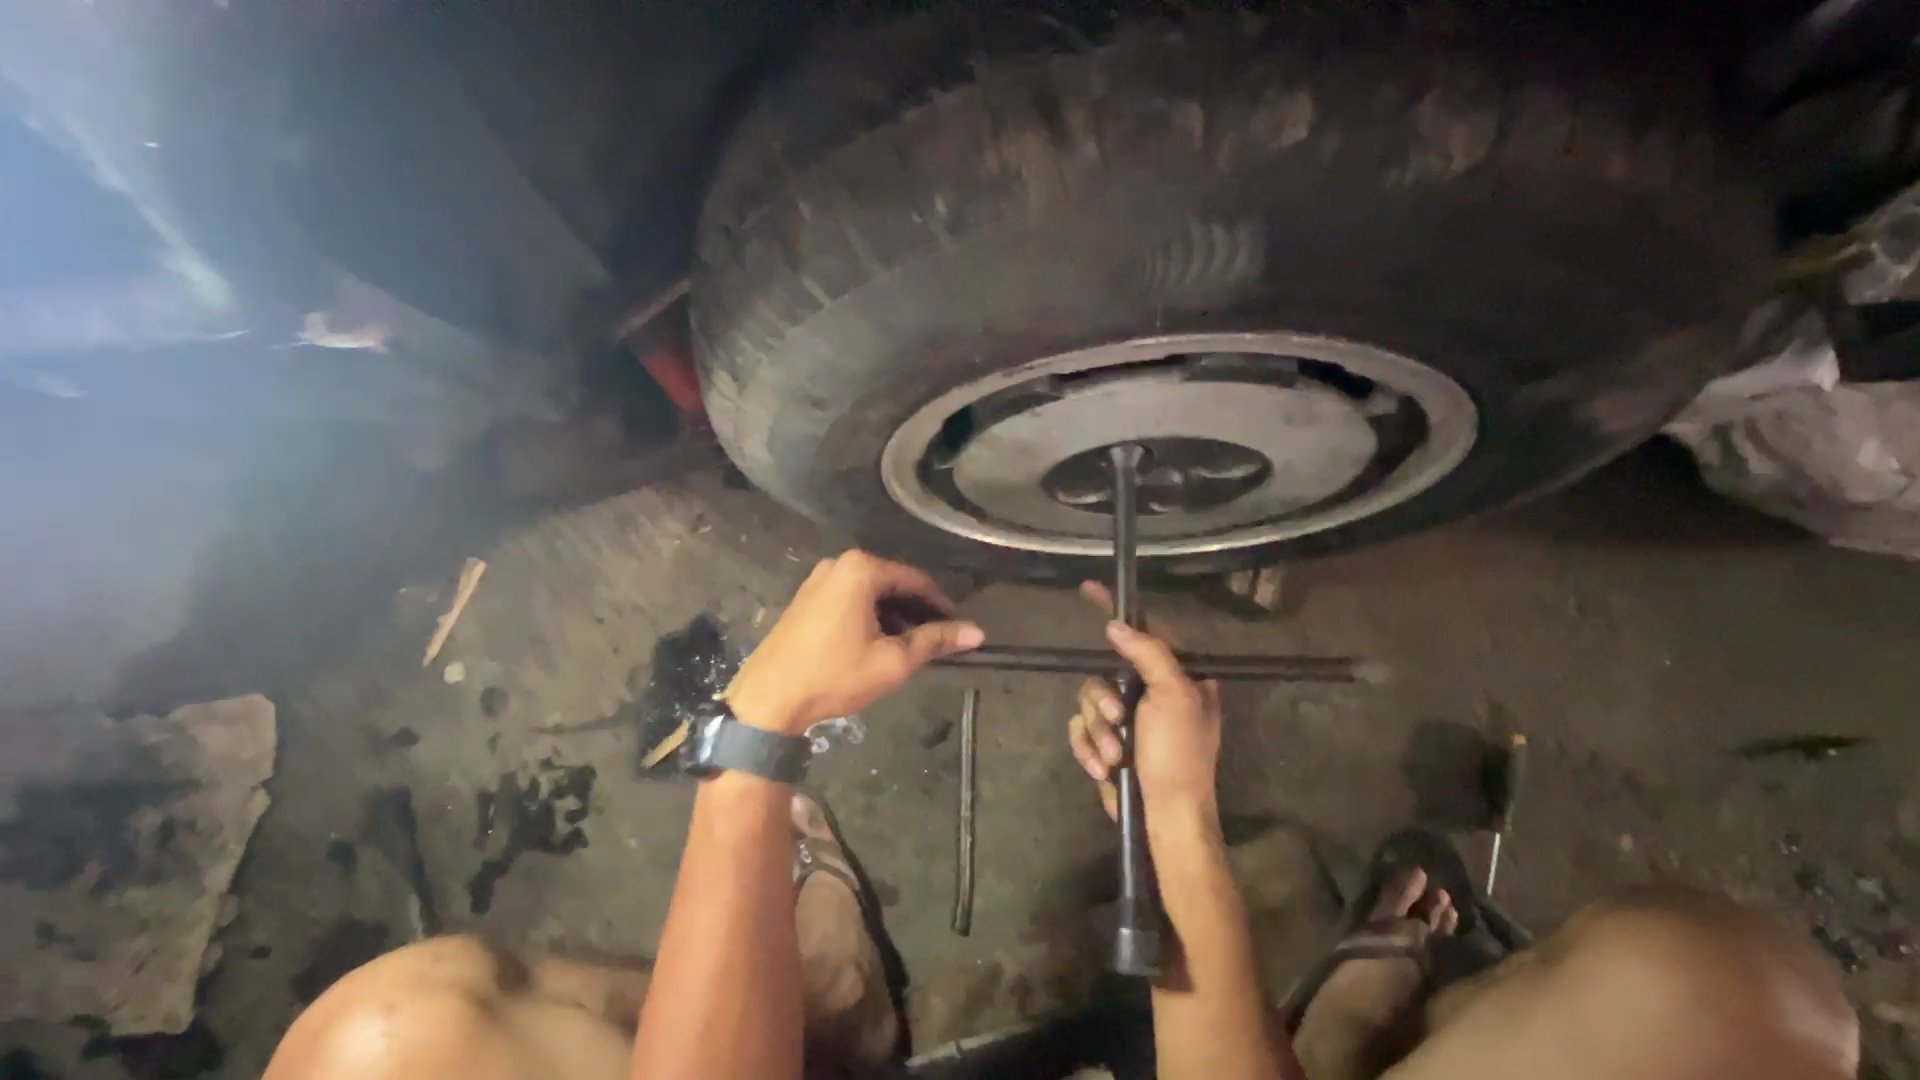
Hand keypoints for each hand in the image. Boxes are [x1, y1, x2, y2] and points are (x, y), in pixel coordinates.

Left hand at [726, 550, 983, 734]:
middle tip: (936, 641)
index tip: (958, 629)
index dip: (941, 605)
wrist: (769, 699)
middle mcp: (838, 564)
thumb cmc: (834, 675)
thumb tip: (977, 632)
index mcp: (861, 569)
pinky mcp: (805, 599)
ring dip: (893, 616)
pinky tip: (878, 644)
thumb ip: (935, 641)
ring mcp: (817, 580)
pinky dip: (869, 617)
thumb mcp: (892, 661)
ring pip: (870, 593)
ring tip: (910, 647)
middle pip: (892, 584)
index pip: (916, 580)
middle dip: (916, 611)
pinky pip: (849, 600)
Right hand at [1067, 583, 1221, 819]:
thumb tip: (1116, 625)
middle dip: (1104, 702)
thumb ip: (1148, 653)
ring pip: (1087, 701)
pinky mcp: (1105, 741)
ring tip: (1112, 757)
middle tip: (1118, 719)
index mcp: (1177, 677)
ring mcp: (1127, 719)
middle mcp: (1150, 692)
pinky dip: (1088, 748)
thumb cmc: (1180, 754)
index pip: (1145, 630)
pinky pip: (1080, 728)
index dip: (1117, 610)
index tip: (1088, 588)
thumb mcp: (1174, 695)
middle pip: (1104, 670)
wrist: (1164, 816)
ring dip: (1097, 732)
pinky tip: (1103, 768)